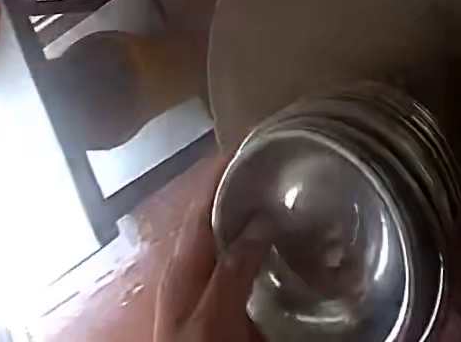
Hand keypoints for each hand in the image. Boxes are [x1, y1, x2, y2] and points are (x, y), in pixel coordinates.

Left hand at [156, 162, 272, 341]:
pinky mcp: (212, 305)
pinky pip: (232, 261)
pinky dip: (251, 245)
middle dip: (238, 188)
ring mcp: (198, 287)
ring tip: (277, 200)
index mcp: (183, 261)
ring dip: (245, 214)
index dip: (221, 171)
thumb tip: (261, 218)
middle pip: (212, 214)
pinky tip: (271, 252)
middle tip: (272, 171)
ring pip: (223, 236)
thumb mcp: (216, 314)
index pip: (202, 201)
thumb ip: (235, 268)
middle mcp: (188, 267)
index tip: (246, 145)